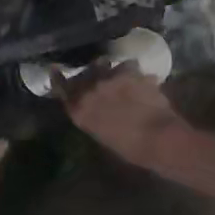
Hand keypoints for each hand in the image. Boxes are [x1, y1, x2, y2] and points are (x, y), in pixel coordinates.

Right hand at [54, 64, 194, 169]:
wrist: (159, 138)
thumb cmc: (131, 148)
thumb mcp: (103, 135)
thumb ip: (93, 116)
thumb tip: (97, 107)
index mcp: (79, 110)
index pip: (61, 86)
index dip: (58, 77)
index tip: (55, 69)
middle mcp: (90, 89)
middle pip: (85, 72)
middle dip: (91, 73)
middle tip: (101, 78)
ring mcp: (110, 77)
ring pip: (107, 65)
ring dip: (113, 71)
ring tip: (123, 78)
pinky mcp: (131, 71)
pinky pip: (129, 66)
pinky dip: (134, 73)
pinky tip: (142, 80)